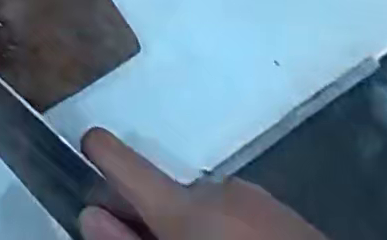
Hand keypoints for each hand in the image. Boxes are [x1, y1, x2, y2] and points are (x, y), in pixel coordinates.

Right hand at [80, 129, 327, 239]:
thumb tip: (90, 216)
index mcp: (185, 206)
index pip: (120, 158)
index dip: (97, 156)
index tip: (86, 161)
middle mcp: (222, 191)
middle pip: (167, 194)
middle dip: (156, 221)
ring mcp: (267, 206)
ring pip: (210, 210)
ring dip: (199, 234)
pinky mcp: (301, 224)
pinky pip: (248, 222)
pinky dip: (235, 239)